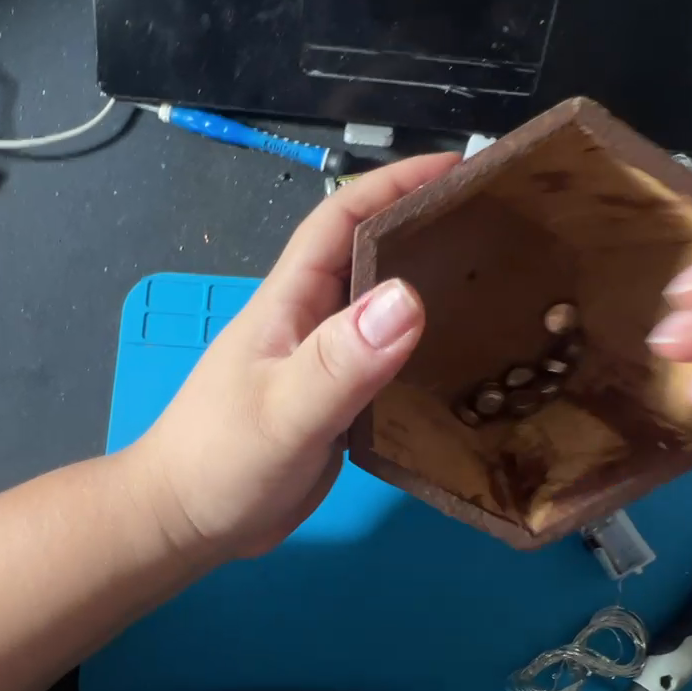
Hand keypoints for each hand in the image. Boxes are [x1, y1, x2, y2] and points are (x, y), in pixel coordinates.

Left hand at [132, 154, 461, 559]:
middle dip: (427, 232)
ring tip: (502, 288)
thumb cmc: (220, 461)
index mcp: (290, 302)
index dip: (394, 184)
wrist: (189, 522)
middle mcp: (311, 323)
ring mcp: (324, 365)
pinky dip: (424, 354)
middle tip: (501, 229)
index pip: (341, 220)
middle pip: (372, 259)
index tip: (459, 168)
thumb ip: (338, 361)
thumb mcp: (282, 412)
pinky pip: (387, 364)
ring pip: (384, 313)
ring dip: (432, 292)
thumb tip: (409, 298)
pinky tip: (465, 362)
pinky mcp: (337, 405)